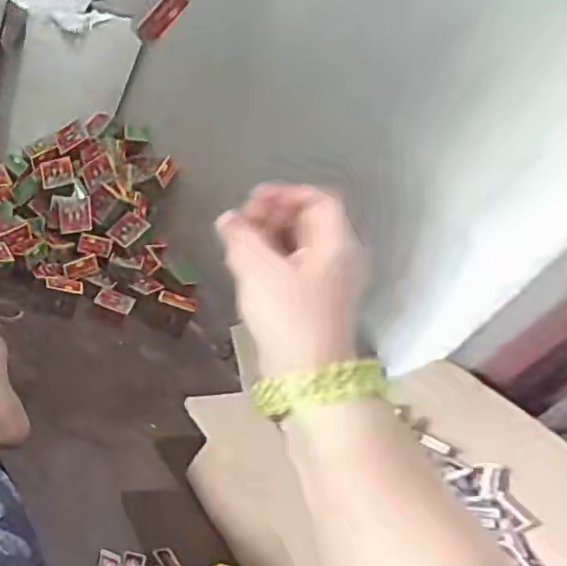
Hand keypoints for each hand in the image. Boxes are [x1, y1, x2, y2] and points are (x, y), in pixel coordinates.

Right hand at [215, 184, 367, 377]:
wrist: (304, 371)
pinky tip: (247, 272)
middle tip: (239, 223)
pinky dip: (271, 262)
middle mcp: (339, 259)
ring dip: (268, 240)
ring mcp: (328, 284)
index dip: (285, 194)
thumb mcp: (259, 272)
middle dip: (273, 217)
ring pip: (298, 248)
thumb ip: (241, 239)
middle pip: (308, 223)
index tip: (251, 200)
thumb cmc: (287, 317)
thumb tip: (227, 219)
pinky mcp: (313, 304)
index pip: (318, 201)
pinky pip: (293, 270)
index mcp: (336, 245)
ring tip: (237, 246)